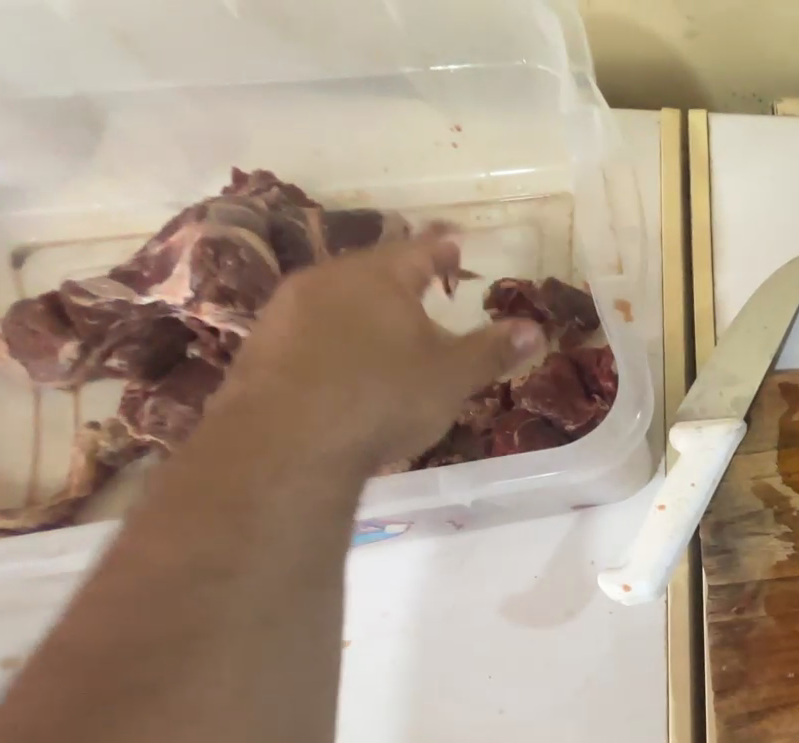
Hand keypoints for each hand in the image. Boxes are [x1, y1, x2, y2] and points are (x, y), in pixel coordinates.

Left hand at [216, 225, 546, 471]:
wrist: (288, 443)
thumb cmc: (384, 397)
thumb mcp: (454, 376)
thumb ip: (493, 349)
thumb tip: (535, 328)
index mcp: (377, 277)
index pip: (419, 250)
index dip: (444, 249)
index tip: (458, 242)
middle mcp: (326, 280)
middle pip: (374, 271)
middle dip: (404, 279)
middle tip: (430, 287)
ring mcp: (286, 312)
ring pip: (341, 300)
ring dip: (370, 311)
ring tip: (395, 331)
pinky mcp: (263, 348)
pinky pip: (316, 331)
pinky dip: (342, 340)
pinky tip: (354, 366)